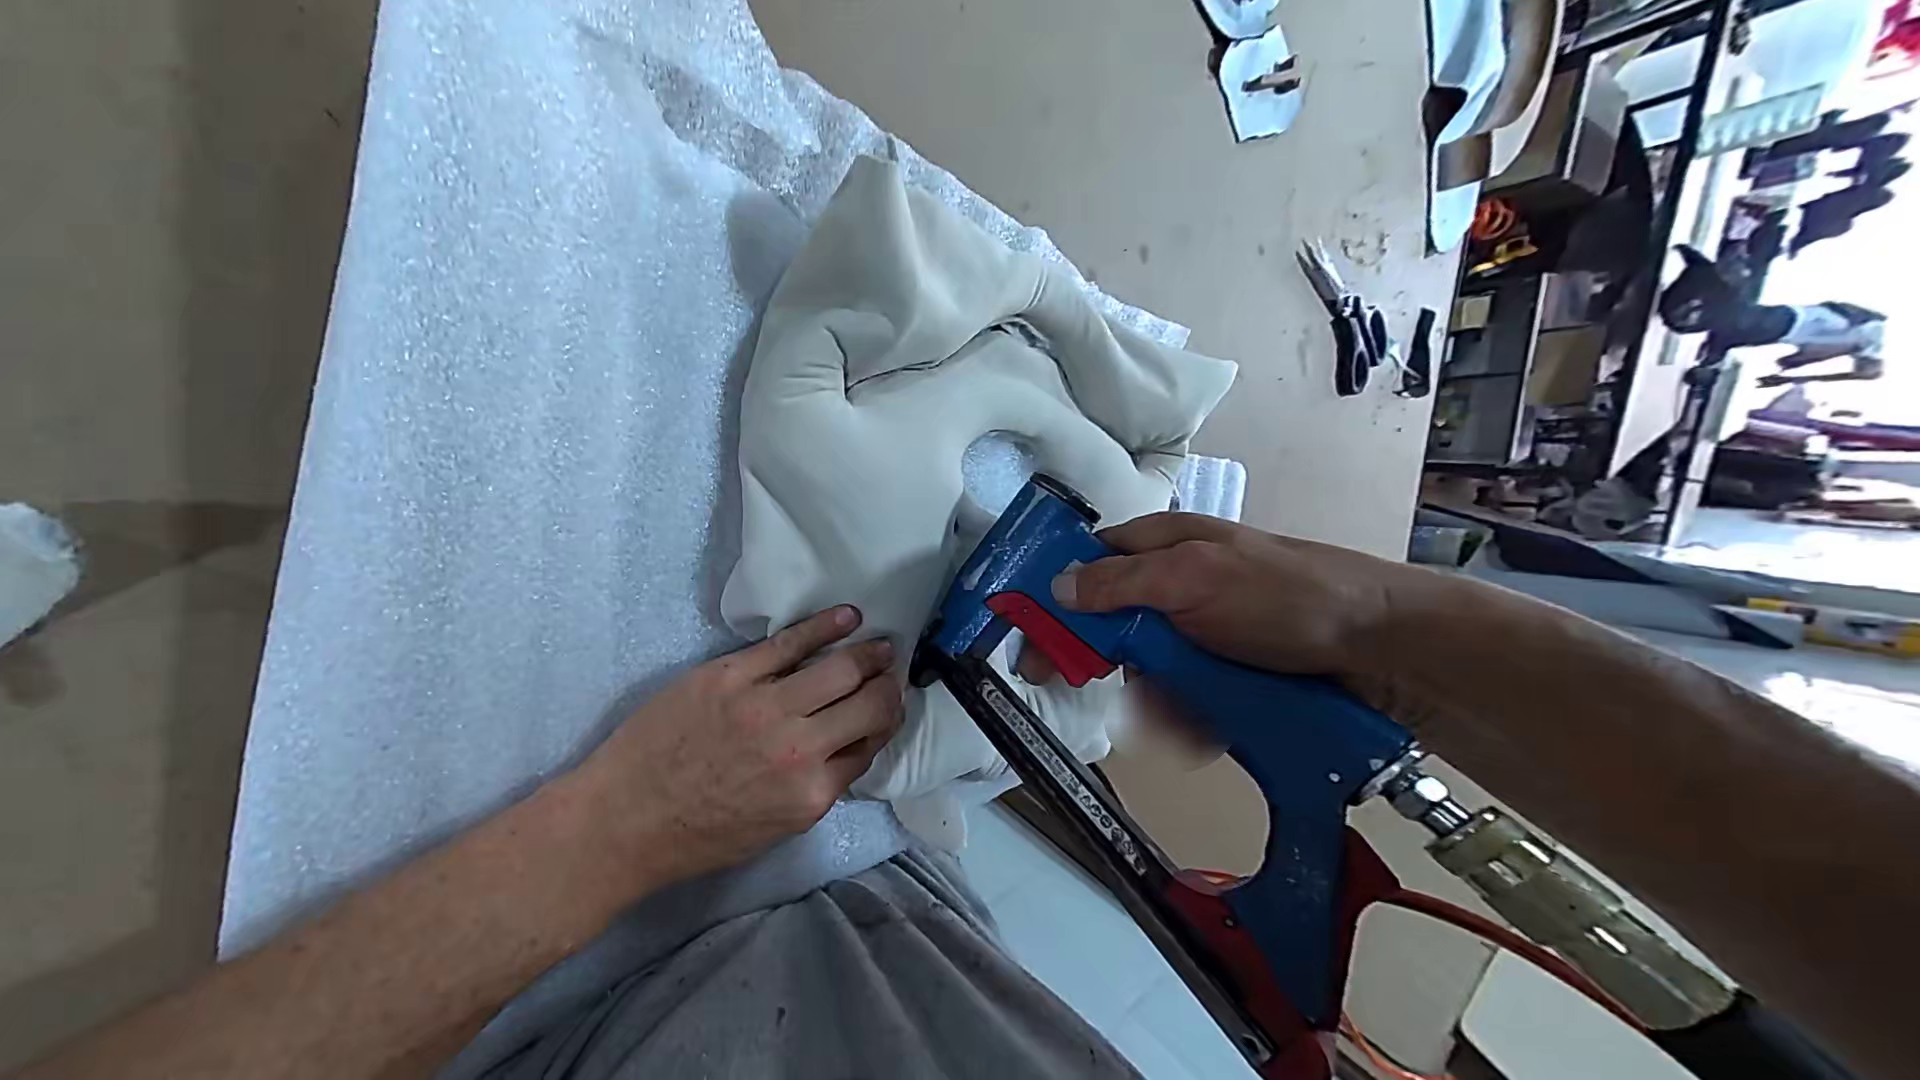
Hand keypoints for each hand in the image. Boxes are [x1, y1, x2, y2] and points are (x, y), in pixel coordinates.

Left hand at [565, 605, 902, 889]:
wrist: (624, 821)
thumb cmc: (702, 832)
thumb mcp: (780, 825)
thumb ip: (826, 782)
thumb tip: (857, 738)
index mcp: (812, 792)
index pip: (873, 741)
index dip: (887, 719)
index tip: (887, 703)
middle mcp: (798, 748)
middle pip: (870, 702)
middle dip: (888, 684)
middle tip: (889, 671)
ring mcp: (764, 707)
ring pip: (840, 668)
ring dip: (869, 654)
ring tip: (878, 645)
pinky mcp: (730, 675)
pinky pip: (790, 643)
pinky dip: (826, 626)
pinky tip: (848, 617)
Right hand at [1046, 512, 1421, 677]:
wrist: (1377, 644)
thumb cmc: (1279, 596)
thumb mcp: (1194, 579)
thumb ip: (1121, 582)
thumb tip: (1057, 586)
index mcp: (1159, 544)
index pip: (1085, 563)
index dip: (1054, 597)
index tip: (1031, 637)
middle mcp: (1171, 580)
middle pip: (1107, 620)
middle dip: (1103, 658)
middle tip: (1083, 684)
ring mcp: (1196, 624)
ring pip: (1142, 663)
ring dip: (1151, 694)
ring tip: (1178, 714)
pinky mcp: (1218, 662)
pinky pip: (1180, 689)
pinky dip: (1184, 711)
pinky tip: (1201, 724)